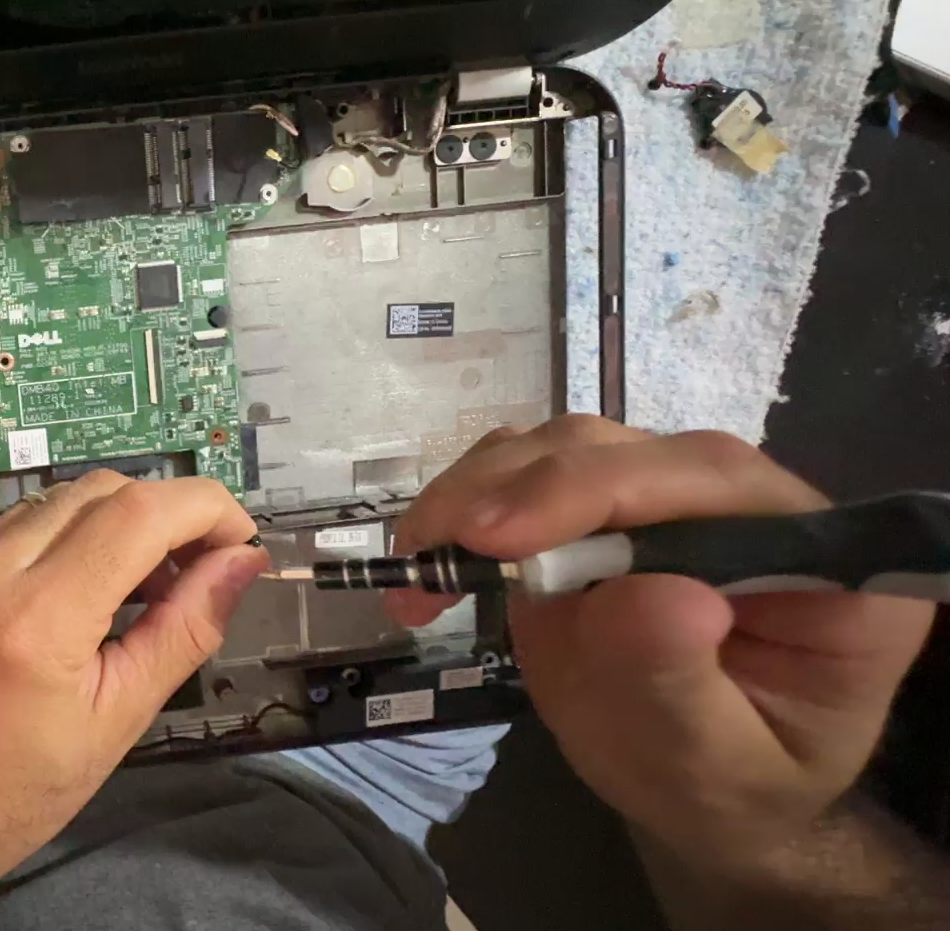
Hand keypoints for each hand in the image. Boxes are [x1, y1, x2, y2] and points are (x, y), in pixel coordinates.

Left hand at [0, 471, 265, 917]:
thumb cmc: (24, 785)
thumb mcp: (122, 717)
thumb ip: (186, 627)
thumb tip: (241, 562)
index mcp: (36, 620)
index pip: (137, 514)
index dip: (204, 509)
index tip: (238, 538)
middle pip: (103, 491)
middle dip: (167, 513)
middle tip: (196, 568)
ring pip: (64, 497)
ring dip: (120, 521)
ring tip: (144, 583)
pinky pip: (26, 518)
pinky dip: (74, 533)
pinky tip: (89, 580)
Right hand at [386, 416, 934, 868]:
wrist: (672, 775)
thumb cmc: (712, 778)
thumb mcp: (710, 758)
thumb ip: (684, 681)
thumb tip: (657, 594)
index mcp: (811, 557)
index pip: (705, 477)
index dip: (594, 488)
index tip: (495, 539)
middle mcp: (724, 502)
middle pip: (602, 448)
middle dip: (503, 493)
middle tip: (428, 556)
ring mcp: (639, 495)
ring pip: (536, 449)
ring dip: (460, 499)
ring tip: (415, 571)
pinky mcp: (568, 506)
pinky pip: (499, 474)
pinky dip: (446, 512)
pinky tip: (424, 566)